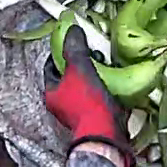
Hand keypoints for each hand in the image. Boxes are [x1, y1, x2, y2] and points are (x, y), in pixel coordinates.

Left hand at [43, 27, 132, 166]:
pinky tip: (115, 80)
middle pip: (68, 76)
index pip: (50, 66)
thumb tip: (72, 29)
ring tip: (105, 64)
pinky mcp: (95, 117)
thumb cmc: (88, 104)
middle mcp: (62, 104)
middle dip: (80, 62)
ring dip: (94, 74)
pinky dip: (104, 86)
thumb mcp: (79, 69)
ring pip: (84, 86)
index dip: (59, 53)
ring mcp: (78, 112)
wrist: (106, 137)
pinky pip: (98, 96)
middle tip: (92, 52)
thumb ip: (75, 49)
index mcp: (52, 92)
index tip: (70, 43)